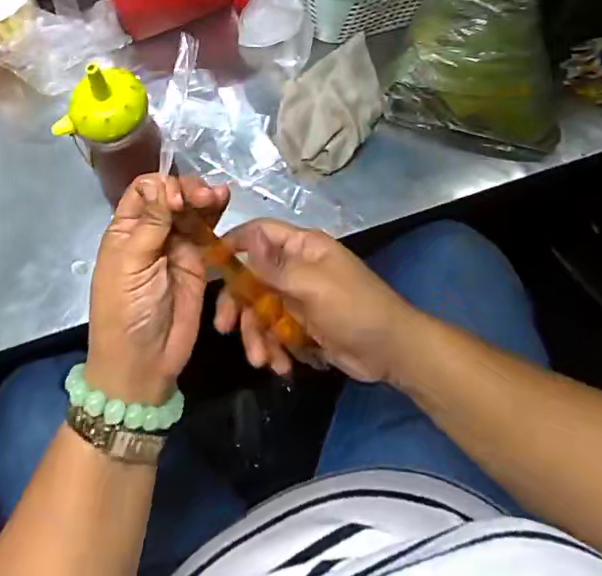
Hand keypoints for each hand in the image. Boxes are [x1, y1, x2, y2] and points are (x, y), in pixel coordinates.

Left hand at [86, 174, 228, 405]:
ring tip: (220, 196)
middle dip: (188, 189)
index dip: (162, 186)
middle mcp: (151, 232)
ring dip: (205, 198)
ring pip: (192, 209)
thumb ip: (152, 223)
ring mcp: (176, 245)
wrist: (143, 364)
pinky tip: (224, 203)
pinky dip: (215, 215)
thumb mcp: (132, 266)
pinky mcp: (198, 260)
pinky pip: (208, 231)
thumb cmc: (126, 314)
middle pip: (172, 195)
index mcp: (126, 230)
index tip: (177, 199)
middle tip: (205, 197)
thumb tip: (165, 184)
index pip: (144, 190)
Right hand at [213, 219, 422, 383]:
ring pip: (260, 310)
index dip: (234, 245)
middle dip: (239, 305)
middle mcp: (297, 267)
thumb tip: (248, 236)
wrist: (392, 351)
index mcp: (303, 247)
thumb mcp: (312, 287)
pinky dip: (273, 349)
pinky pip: (274, 332)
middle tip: (225, 329)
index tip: (209, 267)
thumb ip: (275, 266)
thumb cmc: (355, 309)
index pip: (260, 233)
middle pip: (252, 277)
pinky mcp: (302, 325)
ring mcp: (299, 297)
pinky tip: (281, 367)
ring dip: (256, 336)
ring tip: (263, 361)